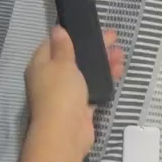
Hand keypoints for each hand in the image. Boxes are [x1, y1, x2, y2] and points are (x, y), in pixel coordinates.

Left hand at [24, 25, 123, 160]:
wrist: (65, 132)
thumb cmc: (60, 93)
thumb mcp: (62, 63)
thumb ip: (63, 47)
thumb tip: (57, 29)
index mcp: (40, 66)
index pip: (52, 45)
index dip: (70, 36)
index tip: (89, 30)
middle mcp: (50, 79)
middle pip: (73, 59)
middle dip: (92, 49)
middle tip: (113, 38)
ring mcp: (66, 95)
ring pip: (85, 74)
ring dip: (102, 64)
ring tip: (121, 54)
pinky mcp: (80, 107)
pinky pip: (93, 88)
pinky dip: (105, 80)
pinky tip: (118, 71)